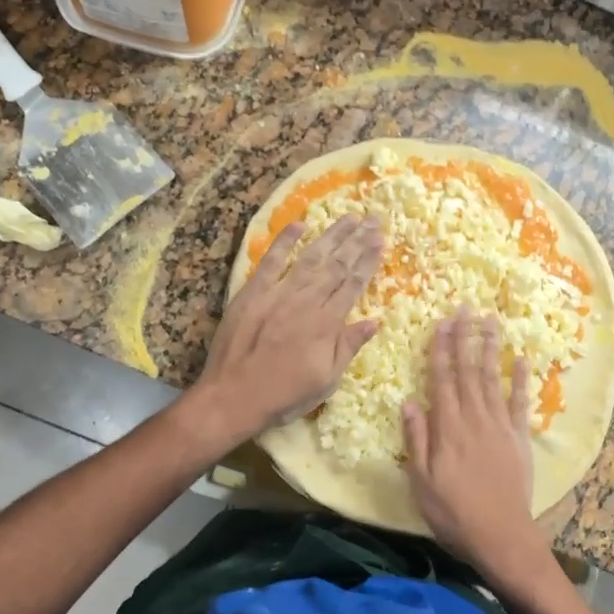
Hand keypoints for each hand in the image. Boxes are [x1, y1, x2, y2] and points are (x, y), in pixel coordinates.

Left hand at [194, 214, 384, 438]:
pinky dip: (285, 241)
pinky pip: (271, 261)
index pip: (353, 284)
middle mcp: (306, 302)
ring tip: (349, 216)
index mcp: (326, 324)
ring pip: (310, 257)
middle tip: (373, 219)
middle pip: (336, 265)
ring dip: (331, 235)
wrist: (233, 397)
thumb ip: (348, 347)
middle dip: (357, 240)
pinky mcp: (252, 293)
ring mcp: (277, 293)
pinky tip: (299, 224)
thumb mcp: (326, 381)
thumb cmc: (284, 396)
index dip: (368, 261)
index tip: (381, 240)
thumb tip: (374, 321)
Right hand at [402, 309, 548, 576]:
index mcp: (447, 427)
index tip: (441, 322)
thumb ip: (417, 439)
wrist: (501, 535)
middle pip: (468, 371)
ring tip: (490, 322)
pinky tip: (521, 360)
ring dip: (490, 348)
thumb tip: (408, 401)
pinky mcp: (520, 439)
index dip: (440, 349)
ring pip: (493, 379)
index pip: (442, 379)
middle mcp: (474, 418)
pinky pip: (521, 403)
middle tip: (465, 308)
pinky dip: (520, 380)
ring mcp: (500, 426)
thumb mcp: (422, 480)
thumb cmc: (453, 512)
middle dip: (465, 338)